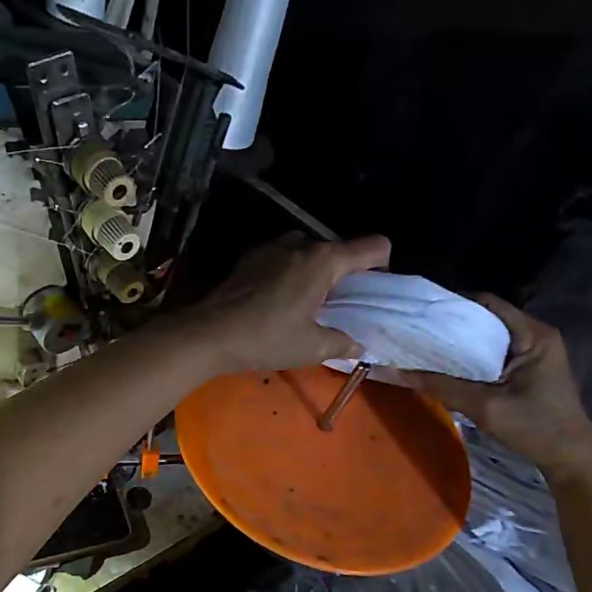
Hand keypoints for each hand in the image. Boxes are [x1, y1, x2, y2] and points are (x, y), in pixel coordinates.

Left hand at [188, 235, 391, 373]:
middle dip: (345, 274)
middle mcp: (300, 244)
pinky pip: (283, 260)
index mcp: (324, 260)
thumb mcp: (311, 347)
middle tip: (339, 306)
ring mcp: (271, 247)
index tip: (374, 291)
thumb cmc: (266, 338)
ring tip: (308, 305)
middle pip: (338, 250)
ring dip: (316, 273)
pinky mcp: (250, 258)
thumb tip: (358, 344)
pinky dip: (290, 274)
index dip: (383, 266)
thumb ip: (342, 342)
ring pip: (308, 253)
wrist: (208, 333)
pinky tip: (279, 303)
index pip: (373, 246)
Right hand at [404, 294, 591, 476]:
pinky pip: (492, 352)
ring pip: (487, 336)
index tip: (420, 314)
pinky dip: (469, 356)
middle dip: (451, 323)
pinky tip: (446, 365)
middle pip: (486, 317)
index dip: (452, 304)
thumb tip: (395, 371)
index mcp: (533, 335)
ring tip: (424, 346)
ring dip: (459, 341)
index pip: (487, 303)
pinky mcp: (526, 367)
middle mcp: (534, 335)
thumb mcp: (485, 407)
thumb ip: (442, 386)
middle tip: (415, 331)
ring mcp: (532, 351)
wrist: (571, 457)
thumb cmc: (535, 427)